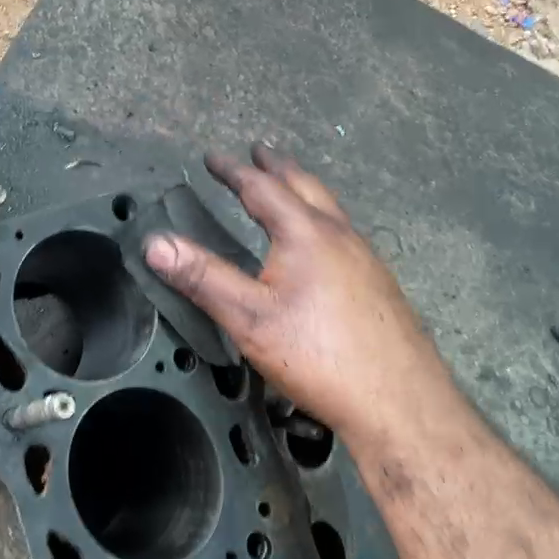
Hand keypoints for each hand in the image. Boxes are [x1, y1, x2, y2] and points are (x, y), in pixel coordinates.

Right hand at [144, 143, 451, 440]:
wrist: (403, 405)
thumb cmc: (320, 356)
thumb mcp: (249, 318)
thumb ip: (202, 278)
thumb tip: (155, 243)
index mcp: (305, 234)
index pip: (262, 188)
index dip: (233, 170)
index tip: (212, 158)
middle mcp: (340, 236)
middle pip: (305, 186)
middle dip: (277, 167)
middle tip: (259, 152)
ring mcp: (367, 260)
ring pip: (330, 209)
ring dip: (303, 189)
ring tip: (288, 188)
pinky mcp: (381, 287)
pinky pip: (345, 233)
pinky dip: (321, 217)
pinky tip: (322, 245)